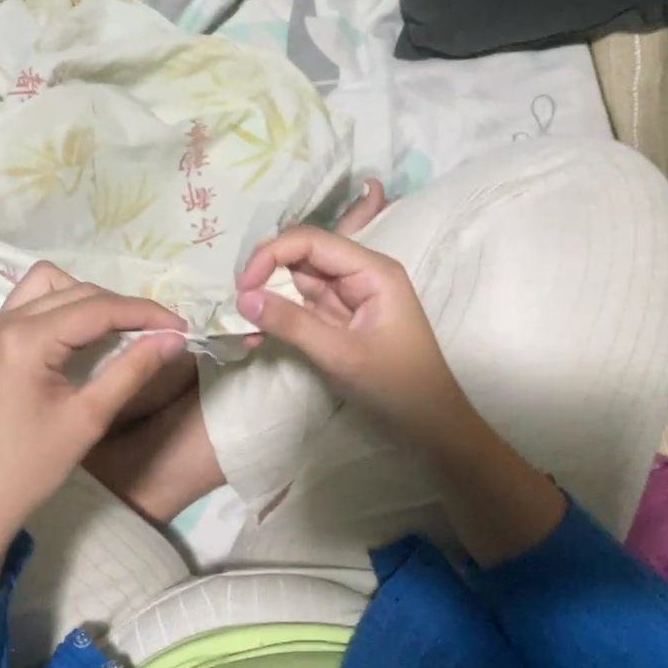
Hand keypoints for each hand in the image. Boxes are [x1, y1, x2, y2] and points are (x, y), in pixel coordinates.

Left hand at [0, 264, 185, 606]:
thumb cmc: (32, 466)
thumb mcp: (89, 418)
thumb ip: (132, 370)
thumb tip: (174, 338)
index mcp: (25, 339)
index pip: (96, 308)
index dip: (144, 312)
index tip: (181, 327)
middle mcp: (3, 321)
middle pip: (75, 291)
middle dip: (121, 307)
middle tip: (159, 334)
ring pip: (49, 286)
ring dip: (87, 299)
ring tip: (118, 331)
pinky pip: (30, 303)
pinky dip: (61, 308)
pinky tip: (82, 337)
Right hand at [238, 180, 567, 565]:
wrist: (429, 426)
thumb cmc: (397, 386)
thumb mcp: (341, 355)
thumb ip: (292, 323)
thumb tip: (242, 297)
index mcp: (371, 270)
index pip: (310, 240)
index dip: (270, 254)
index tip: (242, 287)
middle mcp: (357, 274)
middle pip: (299, 255)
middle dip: (264, 276)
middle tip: (238, 307)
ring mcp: (345, 296)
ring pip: (293, 280)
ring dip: (265, 299)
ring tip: (244, 328)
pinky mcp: (334, 318)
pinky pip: (297, 305)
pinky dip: (274, 317)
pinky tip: (257, 337)